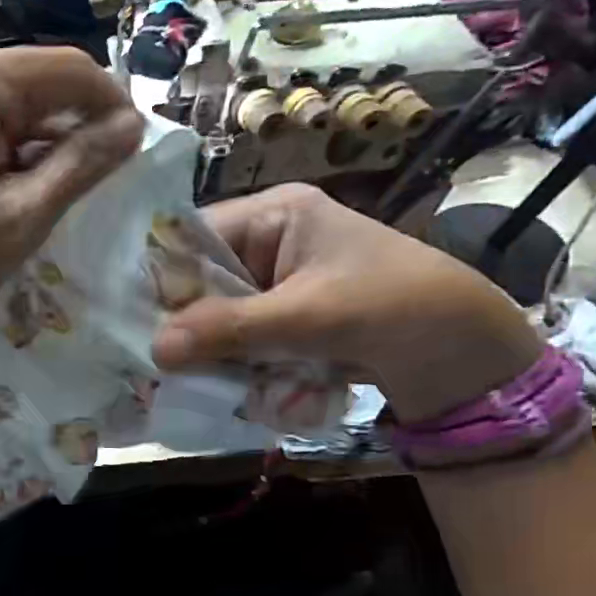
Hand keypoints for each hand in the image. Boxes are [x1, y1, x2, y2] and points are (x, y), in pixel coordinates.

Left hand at [0, 47, 144, 358]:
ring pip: (9, 109)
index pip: (68, 68)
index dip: (111, 106)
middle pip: (37, 83)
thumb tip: (133, 127)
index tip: (135, 155)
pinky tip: (17, 199)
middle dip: (74, 130)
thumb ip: (81, 165)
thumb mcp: (20, 219)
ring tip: (56, 203)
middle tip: (96, 190)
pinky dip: (8, 158)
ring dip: (41, 149)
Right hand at [150, 184, 545, 422]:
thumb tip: (154, 348)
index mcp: (275, 214)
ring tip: (190, 377)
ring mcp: (278, 281)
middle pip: (204, 279)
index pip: (196, 237)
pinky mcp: (286, 317)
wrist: (457, 348)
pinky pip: (241, 335)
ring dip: (210, 346)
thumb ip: (228, 329)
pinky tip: (223, 380)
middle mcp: (270, 240)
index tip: (138, 323)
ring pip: (219, 313)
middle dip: (187, 321)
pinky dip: (233, 359)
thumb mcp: (304, 315)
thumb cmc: (386, 306)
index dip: (166, 278)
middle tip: (159, 362)